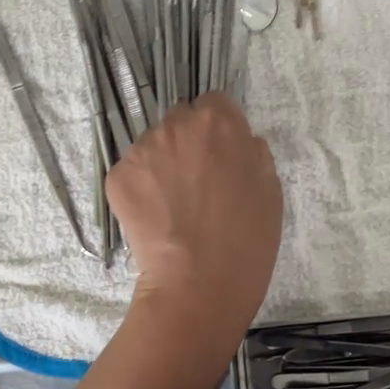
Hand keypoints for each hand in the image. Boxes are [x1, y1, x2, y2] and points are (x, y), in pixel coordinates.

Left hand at [107, 94, 283, 345]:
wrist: (199, 284)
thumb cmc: (247, 241)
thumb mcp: (271, 191)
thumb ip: (254, 155)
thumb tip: (241, 145)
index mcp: (220, 122)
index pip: (216, 104)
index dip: (221, 130)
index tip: (224, 158)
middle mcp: (177, 125)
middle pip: (181, 121)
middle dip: (189, 144)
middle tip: (199, 186)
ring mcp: (143, 150)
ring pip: (154, 147)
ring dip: (164, 167)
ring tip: (177, 209)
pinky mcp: (118, 177)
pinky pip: (133, 174)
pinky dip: (142, 191)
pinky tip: (158, 220)